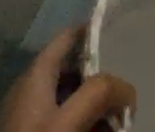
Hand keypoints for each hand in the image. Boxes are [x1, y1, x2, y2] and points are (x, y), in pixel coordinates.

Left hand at [0, 25, 135, 131]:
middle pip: (72, 71)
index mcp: (35, 75)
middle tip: (124, 97)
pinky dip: (82, 126)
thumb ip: (101, 94)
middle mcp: (30, 90)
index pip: (68, 37)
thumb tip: (127, 90)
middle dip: (101, 81)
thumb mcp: (69, 122)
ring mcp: (27, 118)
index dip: (94, 32)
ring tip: (115, 125)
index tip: (123, 36)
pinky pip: (62, 123)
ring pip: (69, 100)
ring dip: (94, 108)